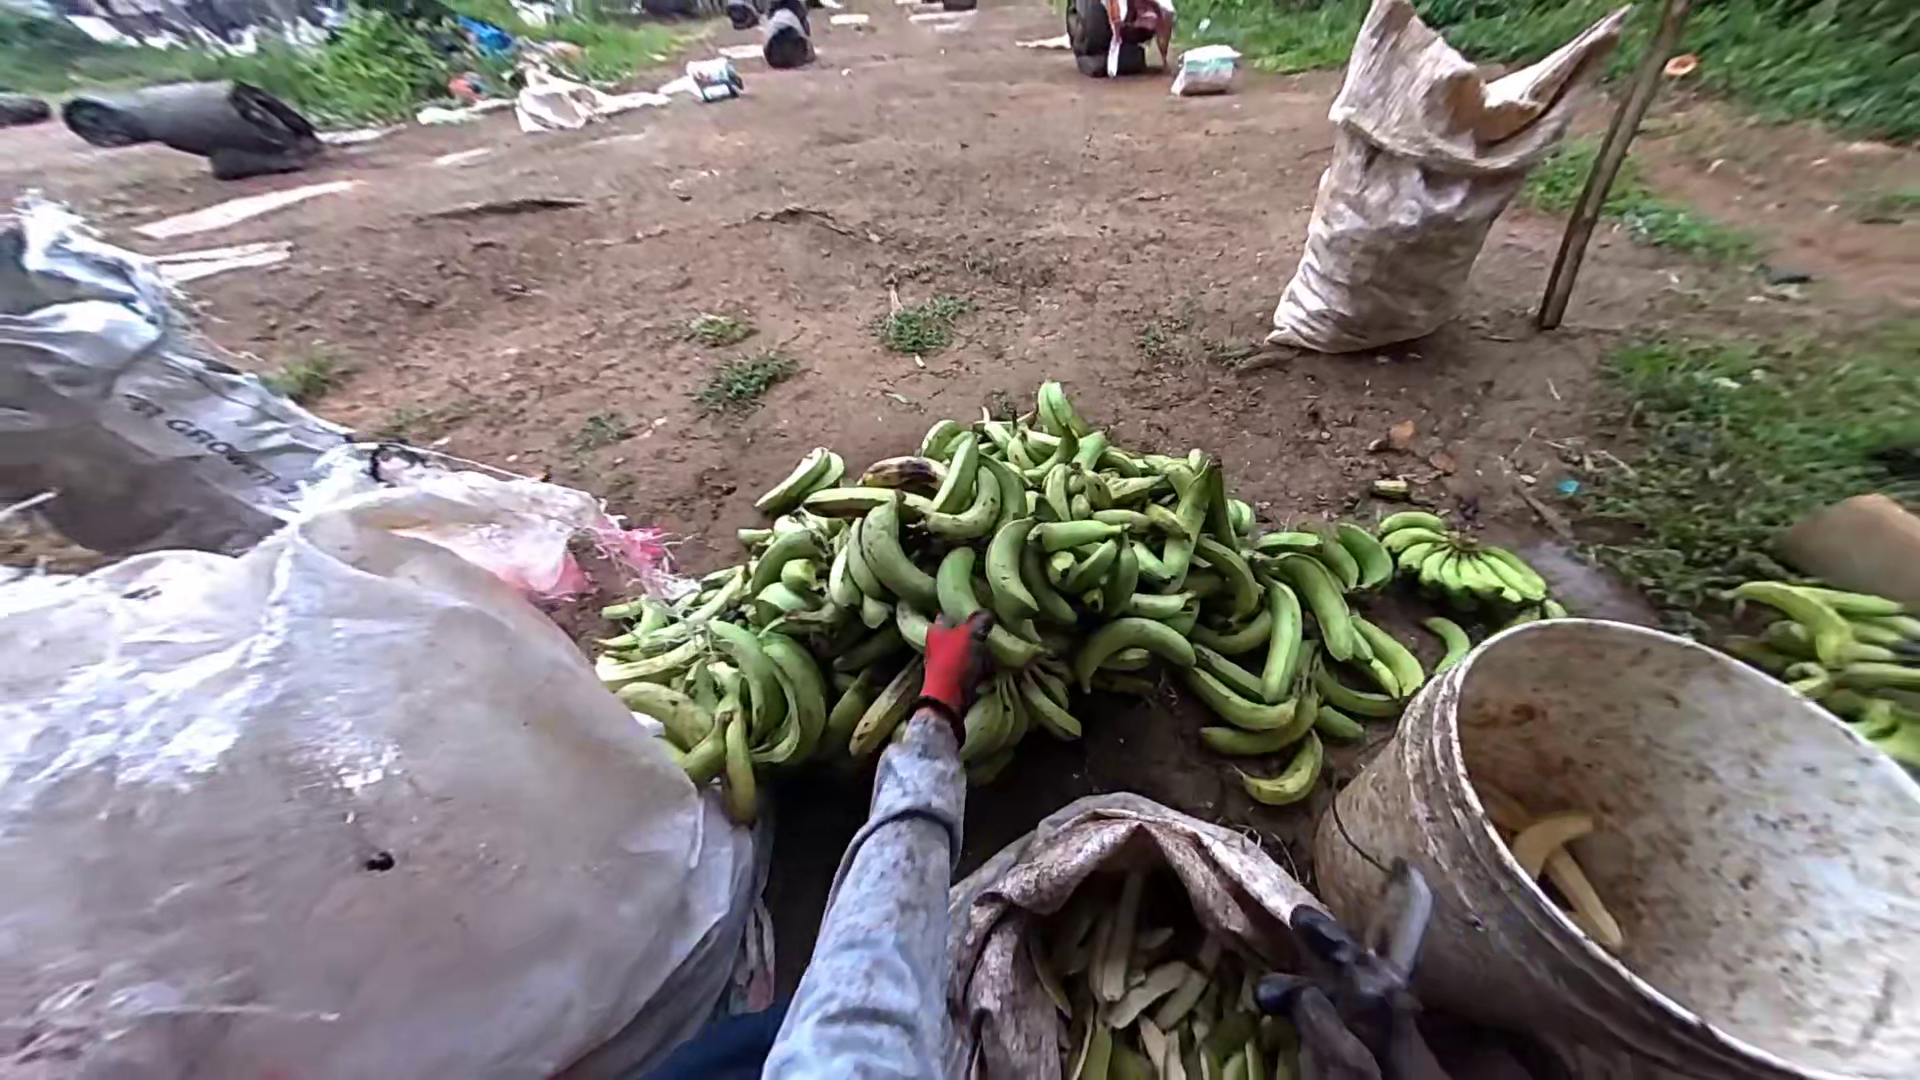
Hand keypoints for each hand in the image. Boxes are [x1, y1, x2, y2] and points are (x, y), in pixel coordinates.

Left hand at [919, 611, 993, 727]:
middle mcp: (936, 645)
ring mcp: (944, 663)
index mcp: (936, 630)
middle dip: (975, 635)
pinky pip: (970, 669)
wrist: (949, 700)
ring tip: (994, 652)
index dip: (963, 612)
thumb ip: (980, 620)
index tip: (980, 612)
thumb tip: (988, 613)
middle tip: (991, 633)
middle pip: (960, 634)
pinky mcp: (952, 679)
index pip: (949, 614)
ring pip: (966, 652)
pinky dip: (980, 669)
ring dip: (980, 653)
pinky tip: (990, 670)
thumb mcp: (971, 635)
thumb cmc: (956, 661)